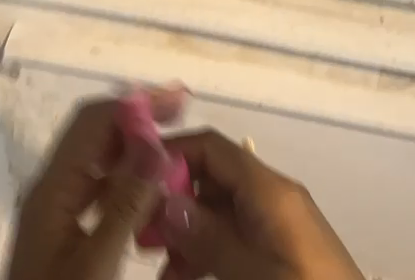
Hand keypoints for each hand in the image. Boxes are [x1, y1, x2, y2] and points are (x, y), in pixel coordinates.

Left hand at [6, 88, 186, 279]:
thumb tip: (155, 143)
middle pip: (94, 136)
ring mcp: (57, 213)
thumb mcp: (95, 264)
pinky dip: (128, 184)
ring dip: (135, 150)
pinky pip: (99, 193)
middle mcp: (51, 190)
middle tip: (182, 112)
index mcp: (52, 189)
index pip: (92, 122)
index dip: (134, 103)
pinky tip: (155, 194)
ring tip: (177, 149)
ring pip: (98, 164)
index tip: (178, 99)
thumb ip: (125, 204)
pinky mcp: (66, 236)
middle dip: (137, 118)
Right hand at [157, 131, 362, 279]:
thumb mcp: (253, 274)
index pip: (211, 147)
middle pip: (210, 179)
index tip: (133, 183)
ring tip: (160, 273)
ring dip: (185, 237)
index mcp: (269, 190)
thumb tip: (163, 199)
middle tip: (140, 238)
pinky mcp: (280, 252)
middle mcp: (273, 197)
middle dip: (172, 204)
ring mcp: (277, 226)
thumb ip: (208, 238)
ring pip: (218, 214)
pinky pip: (233, 240)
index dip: (170, 155)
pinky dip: (206, 255)